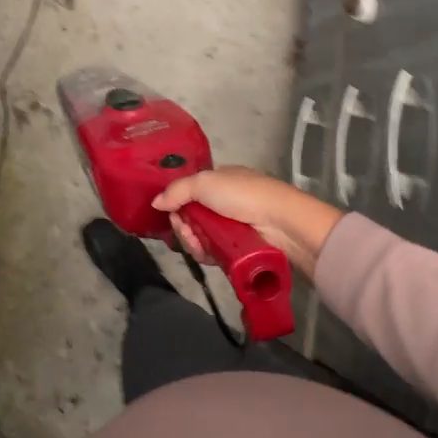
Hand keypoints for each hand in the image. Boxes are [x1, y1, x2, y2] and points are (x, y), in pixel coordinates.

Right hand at [153, 167, 344, 274]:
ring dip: (192, 242)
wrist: (281, 223)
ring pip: (200, 237)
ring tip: (196, 245)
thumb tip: (155, 203)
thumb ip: (176, 191)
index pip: (188, 192)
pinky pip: (213, 253)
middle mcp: (224, 203)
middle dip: (183, 226)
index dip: (177, 203)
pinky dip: (205, 254)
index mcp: (219, 181)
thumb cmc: (243, 195)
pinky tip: (204, 255)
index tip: (172, 212)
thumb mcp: (204, 183)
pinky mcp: (238, 250)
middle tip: (185, 231)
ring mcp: (231, 227)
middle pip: (191, 217)